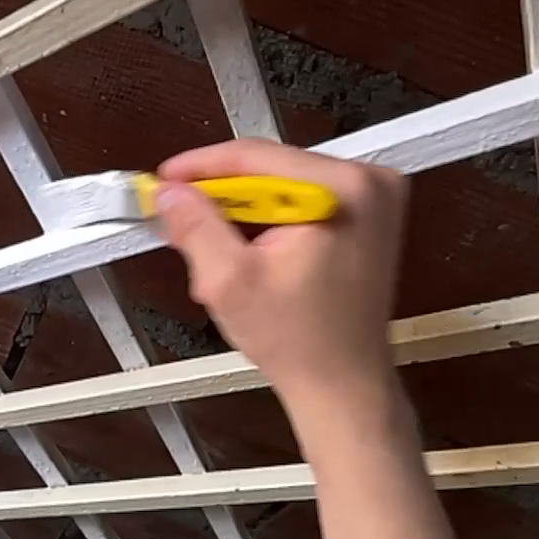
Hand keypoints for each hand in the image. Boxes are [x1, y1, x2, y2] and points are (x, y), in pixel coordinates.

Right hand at [156, 139, 408, 407]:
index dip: (201, 167)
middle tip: (181, 227)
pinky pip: (302, 208)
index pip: (256, 156)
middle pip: (271, 172)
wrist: (342, 382)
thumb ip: (196, 229)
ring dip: (241, 219)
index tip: (164, 180)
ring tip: (215, 259)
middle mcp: (368, 182)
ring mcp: (375, 201)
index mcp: (341, 188)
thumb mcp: (229, 282)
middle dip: (221, 202)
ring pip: (282, 191)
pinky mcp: (369, 221)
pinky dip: (267, 228)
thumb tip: (170, 194)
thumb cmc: (295, 340)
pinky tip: (248, 261)